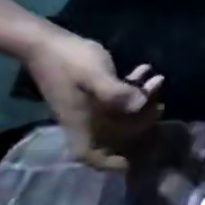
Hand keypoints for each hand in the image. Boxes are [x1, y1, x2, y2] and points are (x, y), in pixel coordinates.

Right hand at [25, 33, 162, 170]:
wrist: (45, 41)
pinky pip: (116, 95)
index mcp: (80, 123)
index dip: (108, 163)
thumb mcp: (94, 76)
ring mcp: (87, 104)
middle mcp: (83, 118)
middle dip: (140, 120)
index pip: (89, 154)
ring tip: (157, 80)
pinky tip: (145, 69)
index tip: (131, 161)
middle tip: (159, 103)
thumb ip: (116, 92)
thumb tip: (139, 106)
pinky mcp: (91, 90)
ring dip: (140, 99)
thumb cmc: (69, 61)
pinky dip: (132, 86)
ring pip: (119, 111)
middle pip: (115, 132)